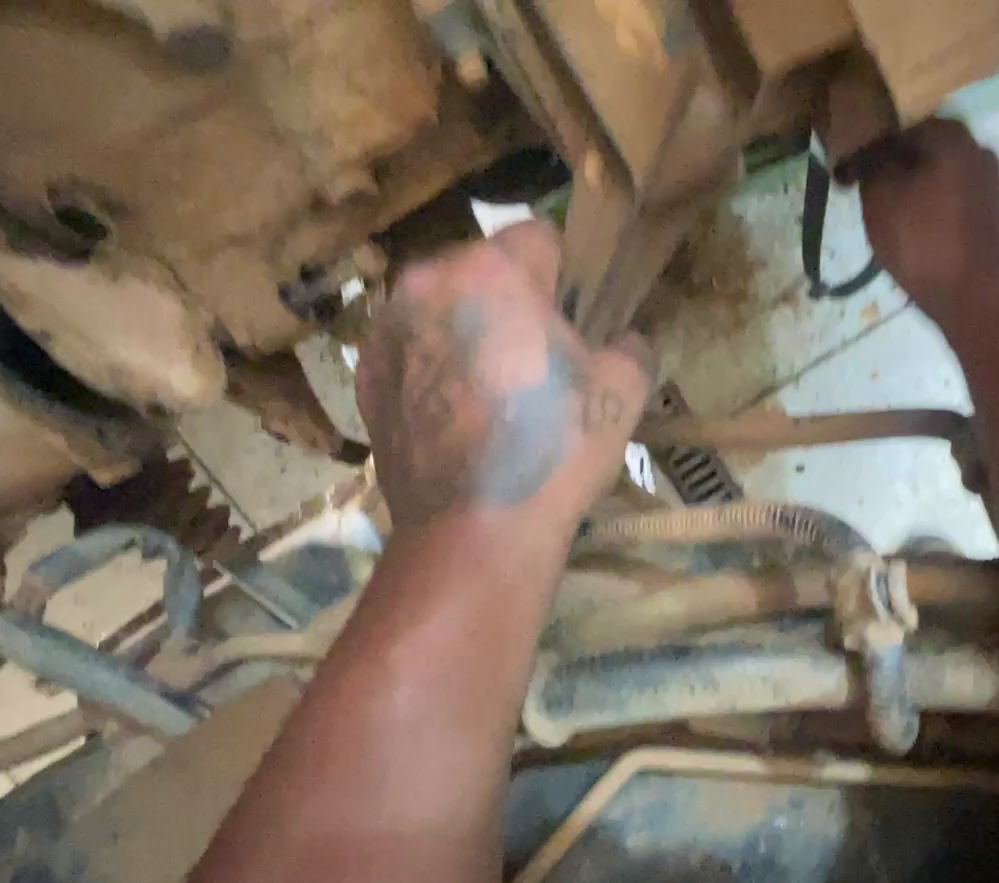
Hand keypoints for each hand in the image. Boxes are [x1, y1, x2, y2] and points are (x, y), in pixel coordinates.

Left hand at [356, 221, 654, 531]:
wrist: (475, 530)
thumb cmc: (556, 450)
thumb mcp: (624, 394)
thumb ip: (632, 346)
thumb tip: (623, 340)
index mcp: (492, 270)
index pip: (540, 236)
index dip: (568, 276)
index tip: (577, 321)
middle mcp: (426, 282)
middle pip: (484, 270)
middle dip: (513, 303)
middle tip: (539, 365)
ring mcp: (386, 331)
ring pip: (444, 310)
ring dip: (471, 333)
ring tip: (495, 397)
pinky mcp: (366, 378)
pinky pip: (413, 352)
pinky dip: (436, 370)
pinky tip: (459, 419)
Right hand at [853, 118, 998, 317]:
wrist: (973, 296)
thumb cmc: (921, 243)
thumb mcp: (879, 202)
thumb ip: (873, 168)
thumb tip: (872, 155)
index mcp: (952, 139)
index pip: (908, 129)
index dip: (881, 150)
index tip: (863, 174)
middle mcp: (981, 153)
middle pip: (933, 153)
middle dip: (906, 170)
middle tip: (882, 197)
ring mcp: (996, 189)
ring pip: (951, 180)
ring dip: (927, 193)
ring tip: (903, 221)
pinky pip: (964, 208)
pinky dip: (946, 216)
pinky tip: (930, 239)